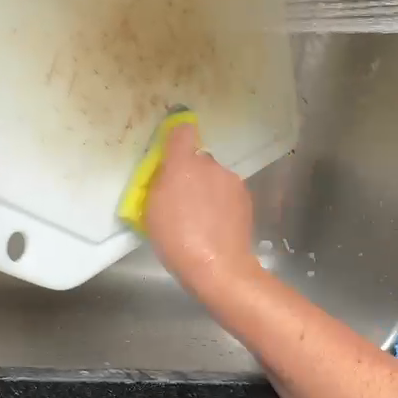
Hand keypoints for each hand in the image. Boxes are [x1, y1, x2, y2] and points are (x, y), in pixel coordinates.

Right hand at [144, 122, 258, 296]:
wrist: (218, 266)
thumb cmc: (176, 239)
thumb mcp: (152, 211)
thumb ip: (160, 182)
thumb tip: (168, 171)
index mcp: (182, 165)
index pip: (182, 131)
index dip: (177, 137)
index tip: (171, 151)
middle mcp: (210, 165)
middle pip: (199, 160)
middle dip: (191, 174)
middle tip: (182, 200)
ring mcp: (231, 180)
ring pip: (215, 177)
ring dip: (208, 189)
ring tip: (201, 218)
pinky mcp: (245, 197)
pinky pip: (228, 193)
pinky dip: (221, 203)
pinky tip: (216, 224)